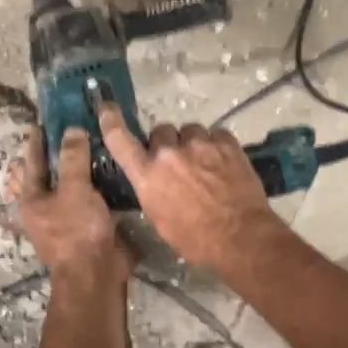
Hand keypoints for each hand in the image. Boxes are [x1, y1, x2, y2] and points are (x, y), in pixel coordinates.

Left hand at [8, 126, 130, 283]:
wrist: (97, 273)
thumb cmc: (77, 230)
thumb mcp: (73, 188)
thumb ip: (72, 158)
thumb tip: (72, 130)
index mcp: (31, 198)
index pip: (32, 161)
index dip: (37, 140)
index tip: (44, 120)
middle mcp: (45, 207)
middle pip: (52, 173)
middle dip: (61, 152)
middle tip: (75, 128)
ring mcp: (67, 217)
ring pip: (73, 185)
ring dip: (83, 167)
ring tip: (96, 142)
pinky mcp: (88, 224)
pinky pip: (92, 198)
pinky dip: (99, 184)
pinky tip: (112, 169)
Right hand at [98, 104, 285, 267]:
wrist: (240, 238)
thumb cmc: (194, 239)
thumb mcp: (159, 218)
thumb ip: (151, 189)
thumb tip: (154, 179)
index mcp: (147, 175)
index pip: (119, 138)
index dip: (111, 120)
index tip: (107, 108)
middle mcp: (169, 153)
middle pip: (161, 131)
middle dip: (167, 143)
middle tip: (179, 162)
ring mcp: (199, 144)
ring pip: (190, 130)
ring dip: (193, 143)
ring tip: (206, 164)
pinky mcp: (226, 143)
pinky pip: (217, 134)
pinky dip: (218, 146)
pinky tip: (224, 164)